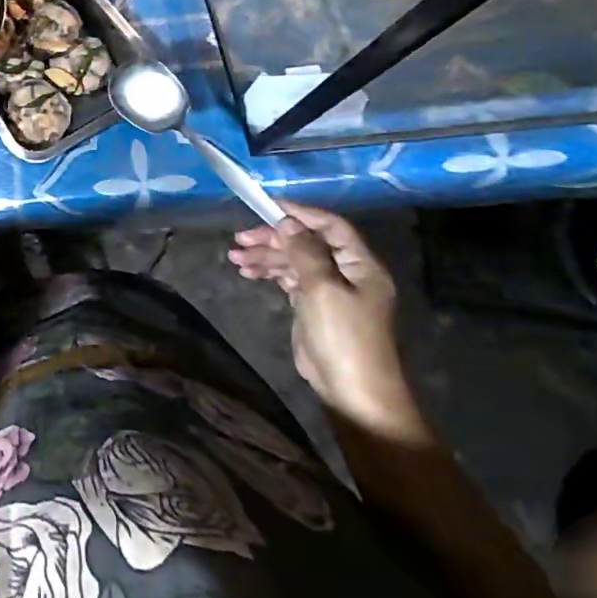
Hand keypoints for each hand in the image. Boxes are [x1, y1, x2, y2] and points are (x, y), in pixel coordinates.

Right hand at [229, 203, 426, 441]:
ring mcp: (331, 290)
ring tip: (235, 258)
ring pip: (295, 261)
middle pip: (308, 243)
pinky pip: (290, 279)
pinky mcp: (315, 306)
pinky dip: (270, 273)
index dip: (301, 213)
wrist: (352, 390)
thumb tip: (287, 222)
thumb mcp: (322, 289)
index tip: (267, 207)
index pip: (331, 227)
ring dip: (266, 256)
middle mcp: (348, 273)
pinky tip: (248, 272)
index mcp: (361, 265)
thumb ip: (304, 252)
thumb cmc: (343, 336)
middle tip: (241, 239)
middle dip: (274, 238)